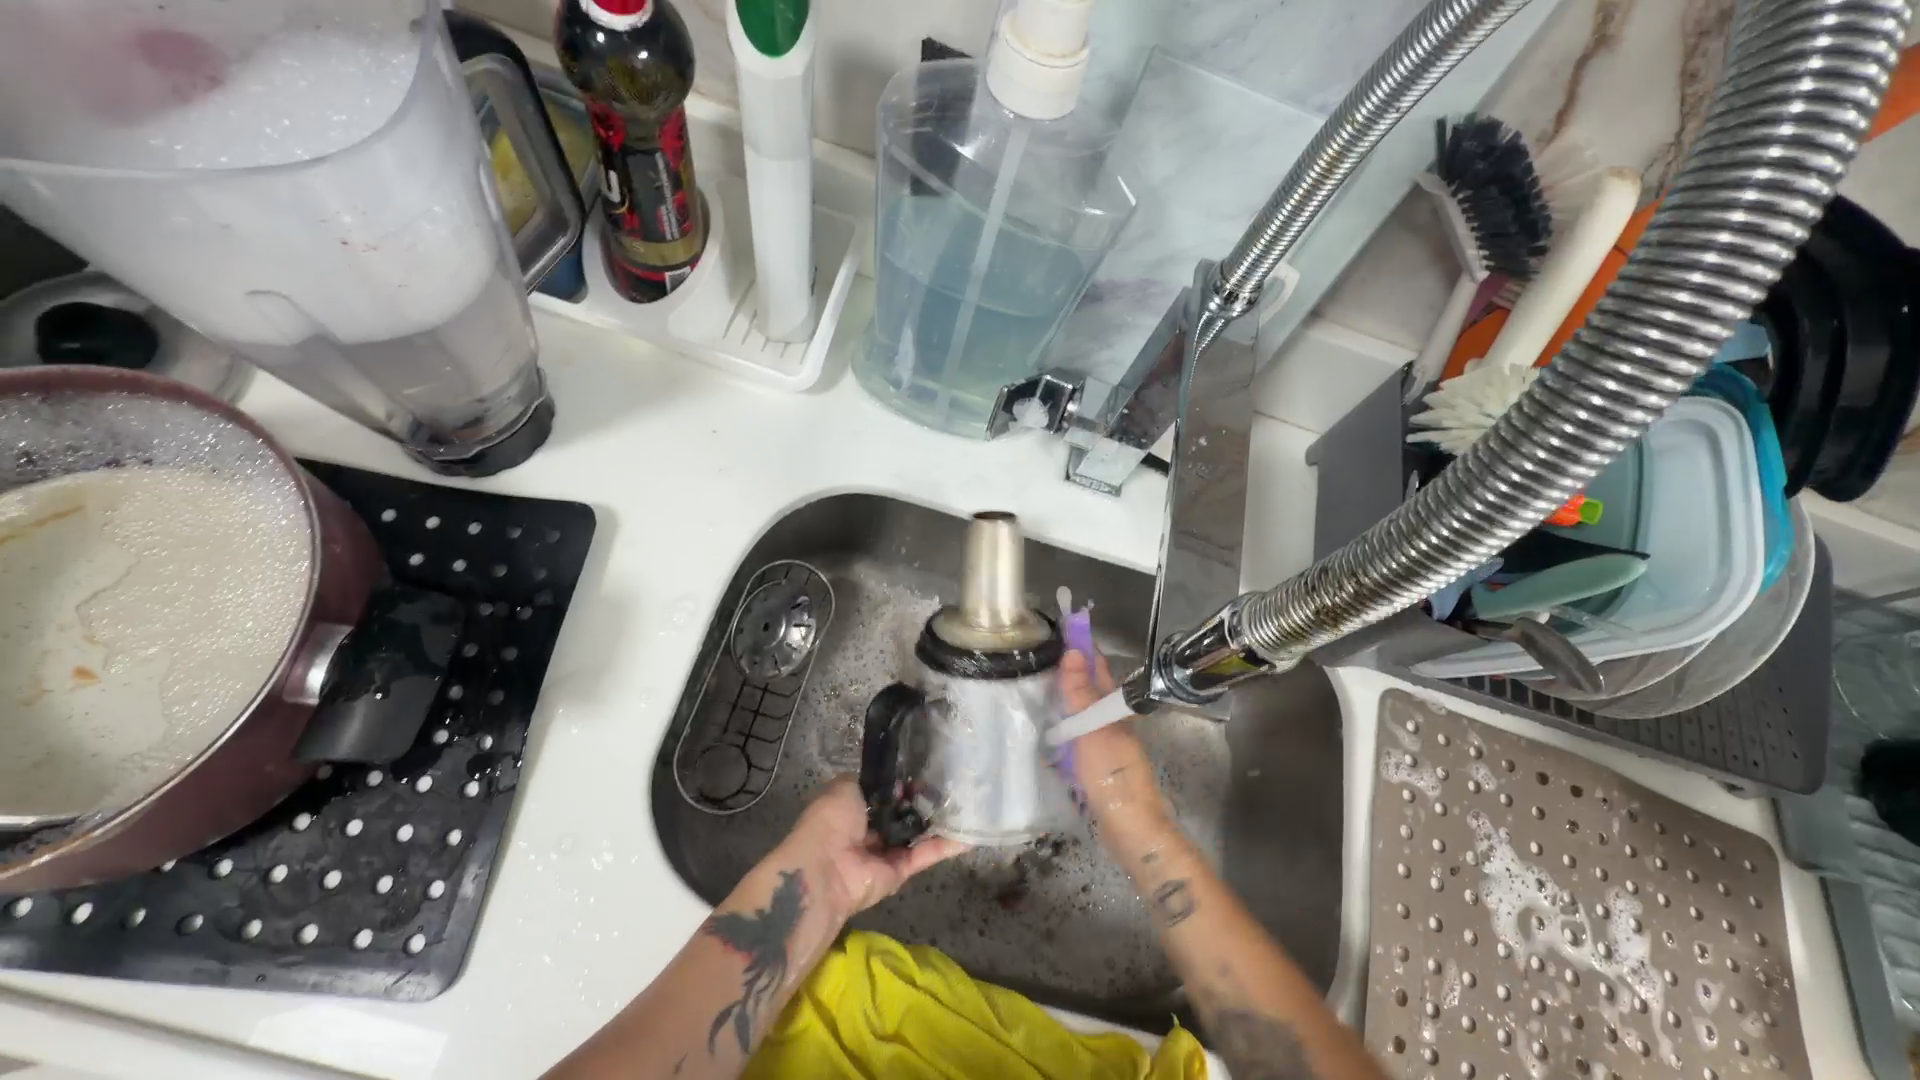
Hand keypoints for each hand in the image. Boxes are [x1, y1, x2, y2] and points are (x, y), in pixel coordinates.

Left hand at [777, 778, 966, 921]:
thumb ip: (871, 782)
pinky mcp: (901, 870)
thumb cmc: (831, 821)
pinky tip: (971, 832)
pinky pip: (926, 854)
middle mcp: (870, 829)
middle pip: (902, 812)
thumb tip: (896, 784)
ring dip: (938, 819)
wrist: (826, 869)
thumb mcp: (844, 787)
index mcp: (853, 808)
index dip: (902, 781)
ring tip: (966, 800)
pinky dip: (948, 845)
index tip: (926, 766)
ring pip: (917, 832)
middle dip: (923, 798)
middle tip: (950, 780)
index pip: (884, 793)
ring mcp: (887, 851)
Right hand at [1057, 650, 1171, 849]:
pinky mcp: (1095, 768)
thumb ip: (1080, 695)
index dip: (1082, 649)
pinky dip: (1060, 730)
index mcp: (1114, 711)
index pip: (1097, 669)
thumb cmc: (1113, 778)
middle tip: (1037, 658)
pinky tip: (1044, 735)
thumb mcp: (1093, 731)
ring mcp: (1104, 747)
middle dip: (1068, 672)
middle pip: (1089, 691)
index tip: (1059, 630)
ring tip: (1033, 690)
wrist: (1131, 830)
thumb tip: (1072, 652)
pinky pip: (1075, 739)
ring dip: (1062, 701)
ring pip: (1081, 715)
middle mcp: (1112, 724)